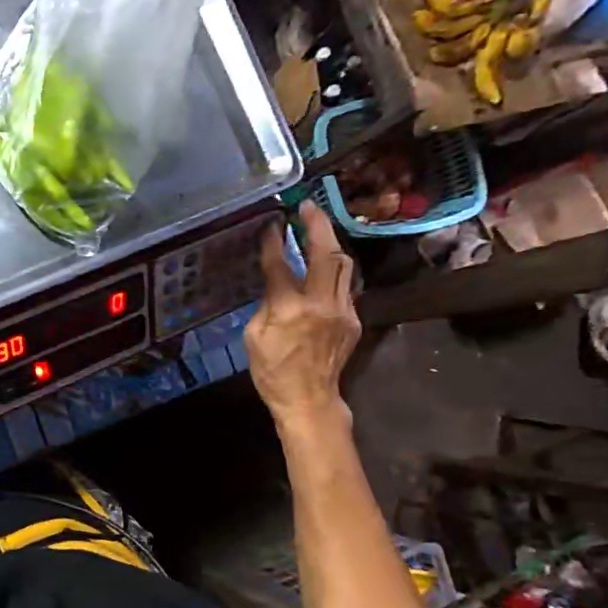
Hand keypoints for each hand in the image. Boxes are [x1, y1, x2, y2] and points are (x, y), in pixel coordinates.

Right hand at [245, 202, 360, 437]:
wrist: (309, 400)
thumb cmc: (272, 372)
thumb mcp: (254, 337)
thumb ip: (266, 305)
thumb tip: (277, 284)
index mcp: (291, 309)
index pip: (281, 265)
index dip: (275, 242)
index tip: (271, 224)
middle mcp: (322, 304)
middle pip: (327, 253)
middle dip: (318, 225)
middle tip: (307, 207)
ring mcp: (343, 311)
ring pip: (343, 265)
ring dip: (330, 244)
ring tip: (317, 229)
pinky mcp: (353, 320)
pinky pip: (344, 286)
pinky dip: (332, 271)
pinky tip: (322, 269)